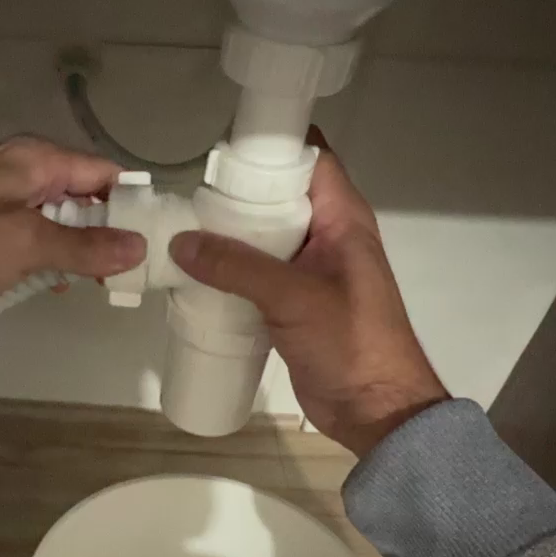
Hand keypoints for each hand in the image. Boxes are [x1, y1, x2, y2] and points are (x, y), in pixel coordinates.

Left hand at [0, 136, 145, 323]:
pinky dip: (43, 251)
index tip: (151, 236)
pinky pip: (25, 231)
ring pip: (51, 213)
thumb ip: (85, 245)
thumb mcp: (29, 245)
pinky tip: (49, 279)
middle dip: (103, 226)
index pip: (99, 170)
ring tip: (94, 279)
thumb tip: (138, 246)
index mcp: (31, 157)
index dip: (127, 200)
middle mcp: (13, 166)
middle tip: (124, 267)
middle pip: (77, 191)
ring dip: (73, 243)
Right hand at [168, 132, 446, 456]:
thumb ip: (237, 267)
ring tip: (182, 234)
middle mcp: (326, 238)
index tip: (219, 151)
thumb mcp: (293, 297)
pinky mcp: (291, 306)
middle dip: (235, 195)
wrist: (375, 410)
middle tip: (187, 198)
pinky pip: (256, 277)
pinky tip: (197, 278)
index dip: (269, 146)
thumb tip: (180, 243)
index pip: (309, 159)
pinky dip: (229, 274)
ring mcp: (308, 274)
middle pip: (277, 198)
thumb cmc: (350, 343)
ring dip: (228, 238)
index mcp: (342, 219)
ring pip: (263, 240)